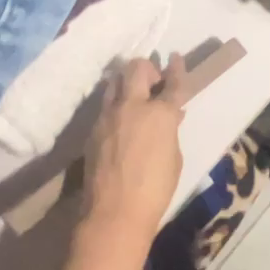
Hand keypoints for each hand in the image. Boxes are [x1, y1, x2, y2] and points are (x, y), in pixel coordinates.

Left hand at [81, 56, 188, 237]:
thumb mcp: (174, 158)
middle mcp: (132, 106)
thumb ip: (170, 131)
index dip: (176, 69)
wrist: (115, 212)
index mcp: (159, 114)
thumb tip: (170, 116)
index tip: (175, 58)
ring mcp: (108, 116)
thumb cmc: (156, 189)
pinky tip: (121, 121)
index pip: (172, 83)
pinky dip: (116, 105)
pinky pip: (105, 106)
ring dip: (127, 82)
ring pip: (114, 82)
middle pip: (136, 69)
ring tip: (134, 96)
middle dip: (147, 68)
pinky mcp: (93, 129)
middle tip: (153, 81)